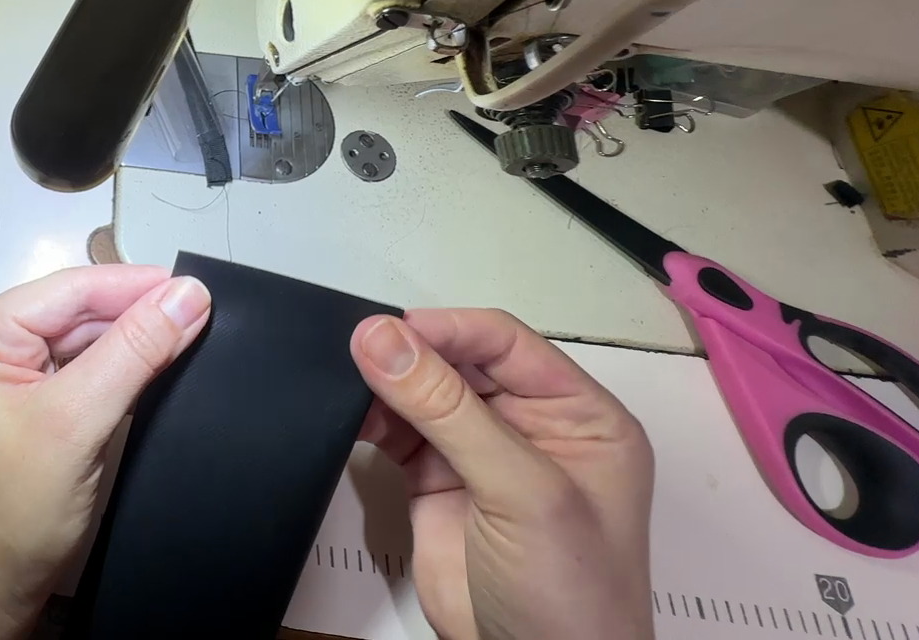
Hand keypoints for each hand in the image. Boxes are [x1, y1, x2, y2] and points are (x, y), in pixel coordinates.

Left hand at [0, 265, 211, 639]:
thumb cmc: (13, 512)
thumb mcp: (78, 421)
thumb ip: (134, 352)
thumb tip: (186, 296)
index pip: (66, 290)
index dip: (131, 283)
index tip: (192, 284)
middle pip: (76, 309)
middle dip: (135, 310)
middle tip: (199, 308)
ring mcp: (8, 367)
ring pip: (83, 335)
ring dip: (132, 336)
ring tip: (187, 328)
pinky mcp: (31, 394)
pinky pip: (82, 363)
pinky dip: (120, 362)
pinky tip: (157, 357)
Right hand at [351, 309, 654, 639]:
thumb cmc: (562, 590)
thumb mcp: (519, 492)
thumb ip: (446, 409)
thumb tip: (374, 334)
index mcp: (575, 414)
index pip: (502, 342)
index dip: (444, 329)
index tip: (382, 332)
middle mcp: (525, 421)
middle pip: (453, 359)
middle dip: (405, 355)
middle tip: (351, 354)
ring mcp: (475, 447)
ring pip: (417, 386)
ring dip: (380, 383)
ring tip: (343, 386)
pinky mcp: (431, 471)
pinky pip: (392, 423)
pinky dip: (366, 415)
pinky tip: (348, 417)